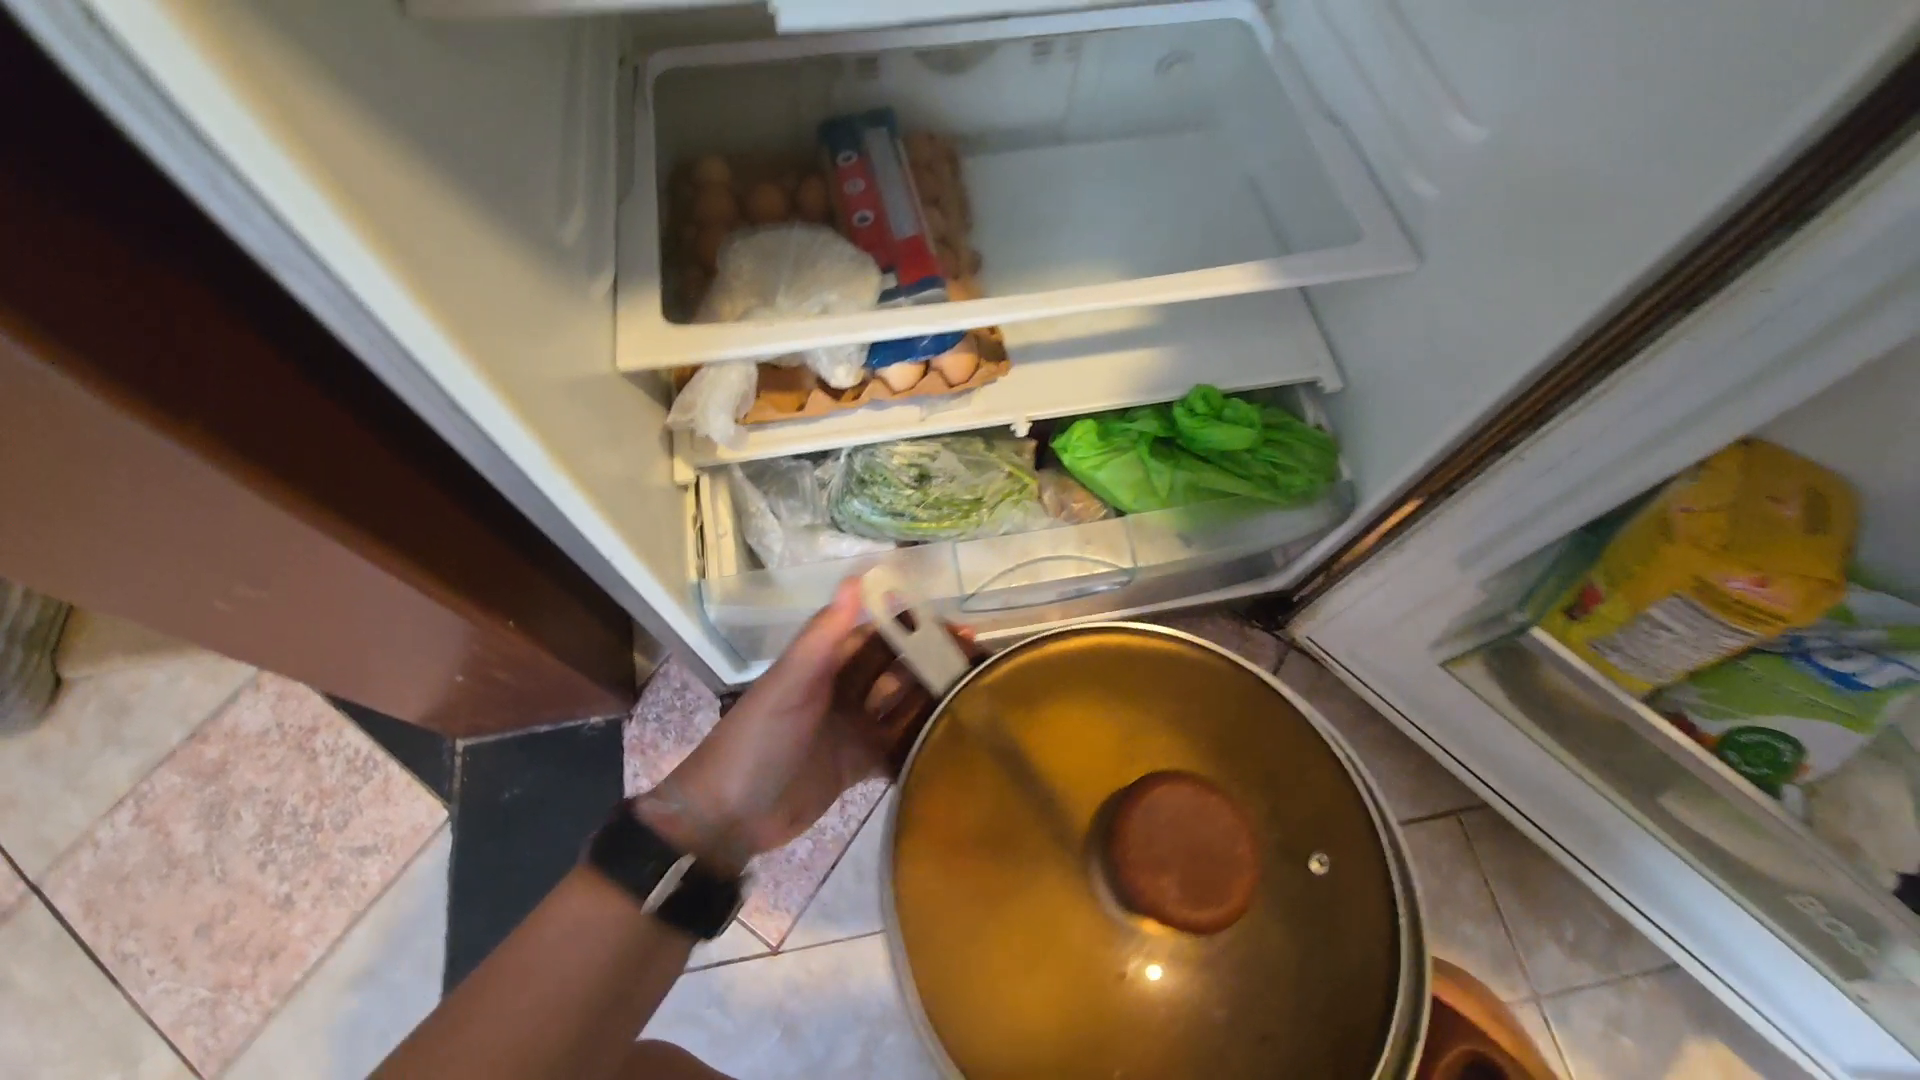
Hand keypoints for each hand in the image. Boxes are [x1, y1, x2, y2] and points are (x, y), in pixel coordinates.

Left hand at [635, 578, 971, 875]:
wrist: (729, 817)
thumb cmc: (758, 740)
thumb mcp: (790, 683)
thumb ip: (824, 634)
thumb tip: (858, 576)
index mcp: (824, 664)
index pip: (878, 635)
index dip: (915, 628)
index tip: (958, 629)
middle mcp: (842, 691)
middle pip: (896, 670)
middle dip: (933, 664)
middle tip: (981, 665)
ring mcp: (851, 730)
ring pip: (901, 707)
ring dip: (933, 701)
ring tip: (978, 698)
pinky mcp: (857, 766)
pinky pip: (898, 747)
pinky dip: (921, 742)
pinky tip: (955, 741)